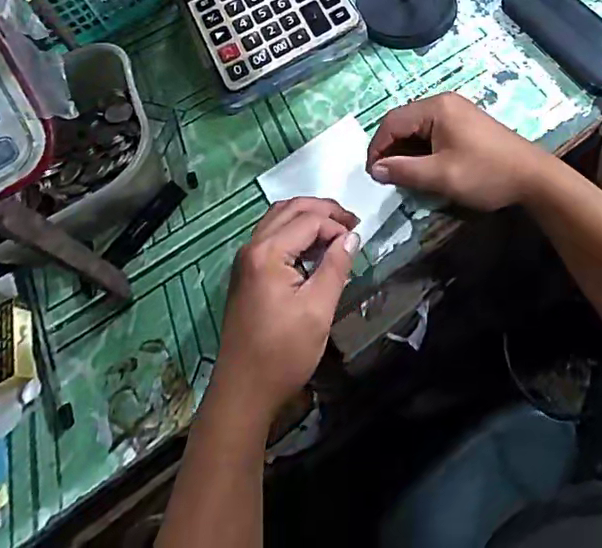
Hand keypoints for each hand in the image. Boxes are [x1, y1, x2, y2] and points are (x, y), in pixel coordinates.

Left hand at [213, 197, 359, 418]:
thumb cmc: (282, 353)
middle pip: (290, 208)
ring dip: (308, 217)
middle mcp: (251, 247)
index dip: (337, 226)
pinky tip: (313, 248)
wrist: (243, 393)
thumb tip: (352, 237)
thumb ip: (335, 267)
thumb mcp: (318, 310)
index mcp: (267, 253)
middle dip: (324, 210)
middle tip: (352, 223)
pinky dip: (294, 231)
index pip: (309, 220)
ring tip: (336, 230)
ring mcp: (245, 260)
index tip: (358, 241)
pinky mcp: (245, 273)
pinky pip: (271, 235)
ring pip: (278, 218)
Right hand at [366, 92, 560, 211]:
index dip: (377, 147)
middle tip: (385, 176)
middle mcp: (444, 102)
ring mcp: (456, 111)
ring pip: (417, 128)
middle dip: (390, 148)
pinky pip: (432, 132)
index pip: (392, 121)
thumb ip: (404, 171)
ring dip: (406, 150)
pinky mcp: (465, 123)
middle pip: (404, 122)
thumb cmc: (486, 173)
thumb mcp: (441, 176)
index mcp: (436, 107)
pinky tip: (423, 168)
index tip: (372, 174)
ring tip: (402, 175)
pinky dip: (422, 149)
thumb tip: (375, 169)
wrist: (533, 177)